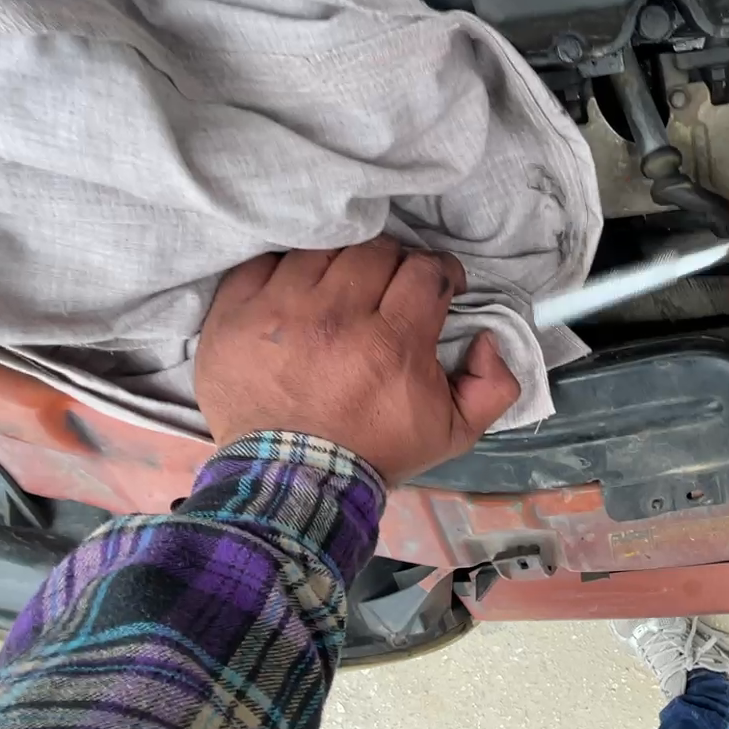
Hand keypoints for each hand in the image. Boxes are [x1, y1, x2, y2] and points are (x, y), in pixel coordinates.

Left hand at [196, 239, 520, 482]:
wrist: (294, 480)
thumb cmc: (378, 451)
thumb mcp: (456, 433)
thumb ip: (493, 385)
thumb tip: (487, 337)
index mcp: (393, 343)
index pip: (426, 270)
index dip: (441, 271)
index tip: (441, 286)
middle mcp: (337, 317)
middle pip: (377, 250)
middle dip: (397, 263)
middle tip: (395, 288)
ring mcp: (279, 310)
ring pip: (324, 248)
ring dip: (345, 262)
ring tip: (348, 289)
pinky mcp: (234, 313)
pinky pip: (267, 261)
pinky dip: (291, 269)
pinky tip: (303, 293)